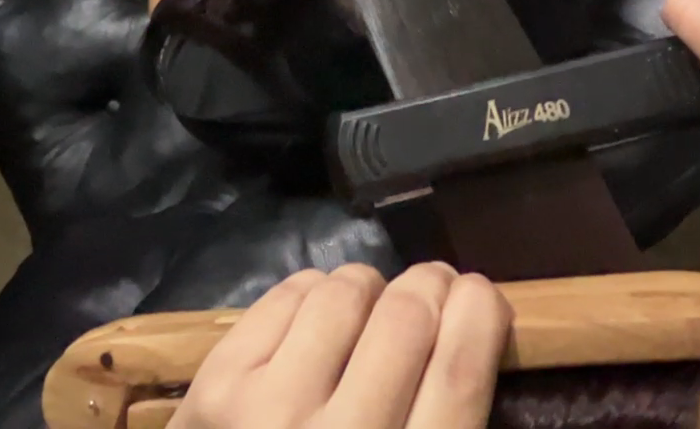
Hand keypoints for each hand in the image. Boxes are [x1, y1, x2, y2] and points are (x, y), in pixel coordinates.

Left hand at [171, 263, 511, 428]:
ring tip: (370, 311)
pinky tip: (317, 322)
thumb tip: (470, 325)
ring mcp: (269, 411)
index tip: (481, 294)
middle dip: (431, 285)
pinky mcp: (218, 385)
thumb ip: (446, 423)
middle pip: (407, 317)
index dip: (480, 314)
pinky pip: (290, 292)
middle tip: (433, 286)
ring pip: (346, 291)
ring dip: (370, 289)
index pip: (458, 372)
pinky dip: (315, 292)